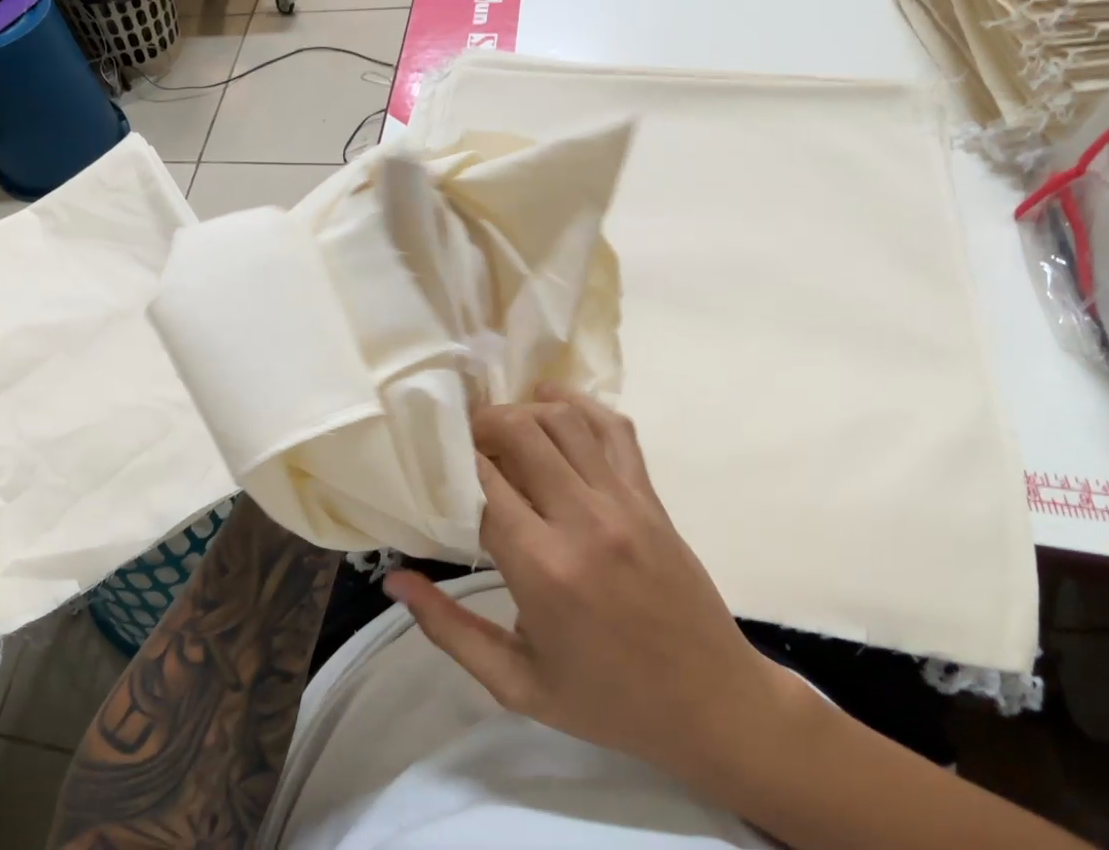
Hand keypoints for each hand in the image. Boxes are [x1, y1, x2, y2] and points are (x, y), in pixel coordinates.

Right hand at [382, 385, 807, 788]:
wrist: (713, 705)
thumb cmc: (608, 701)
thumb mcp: (517, 683)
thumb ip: (449, 630)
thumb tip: (395, 582)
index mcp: (543, 569)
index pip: (481, 484)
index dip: (449, 463)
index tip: (427, 463)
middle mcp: (583, 522)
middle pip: (519, 434)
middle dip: (478, 426)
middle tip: (458, 441)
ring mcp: (624, 503)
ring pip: (563, 422)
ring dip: (520, 411)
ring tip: (496, 427)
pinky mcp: (651, 499)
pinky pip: (614, 430)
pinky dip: (579, 406)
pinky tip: (551, 402)